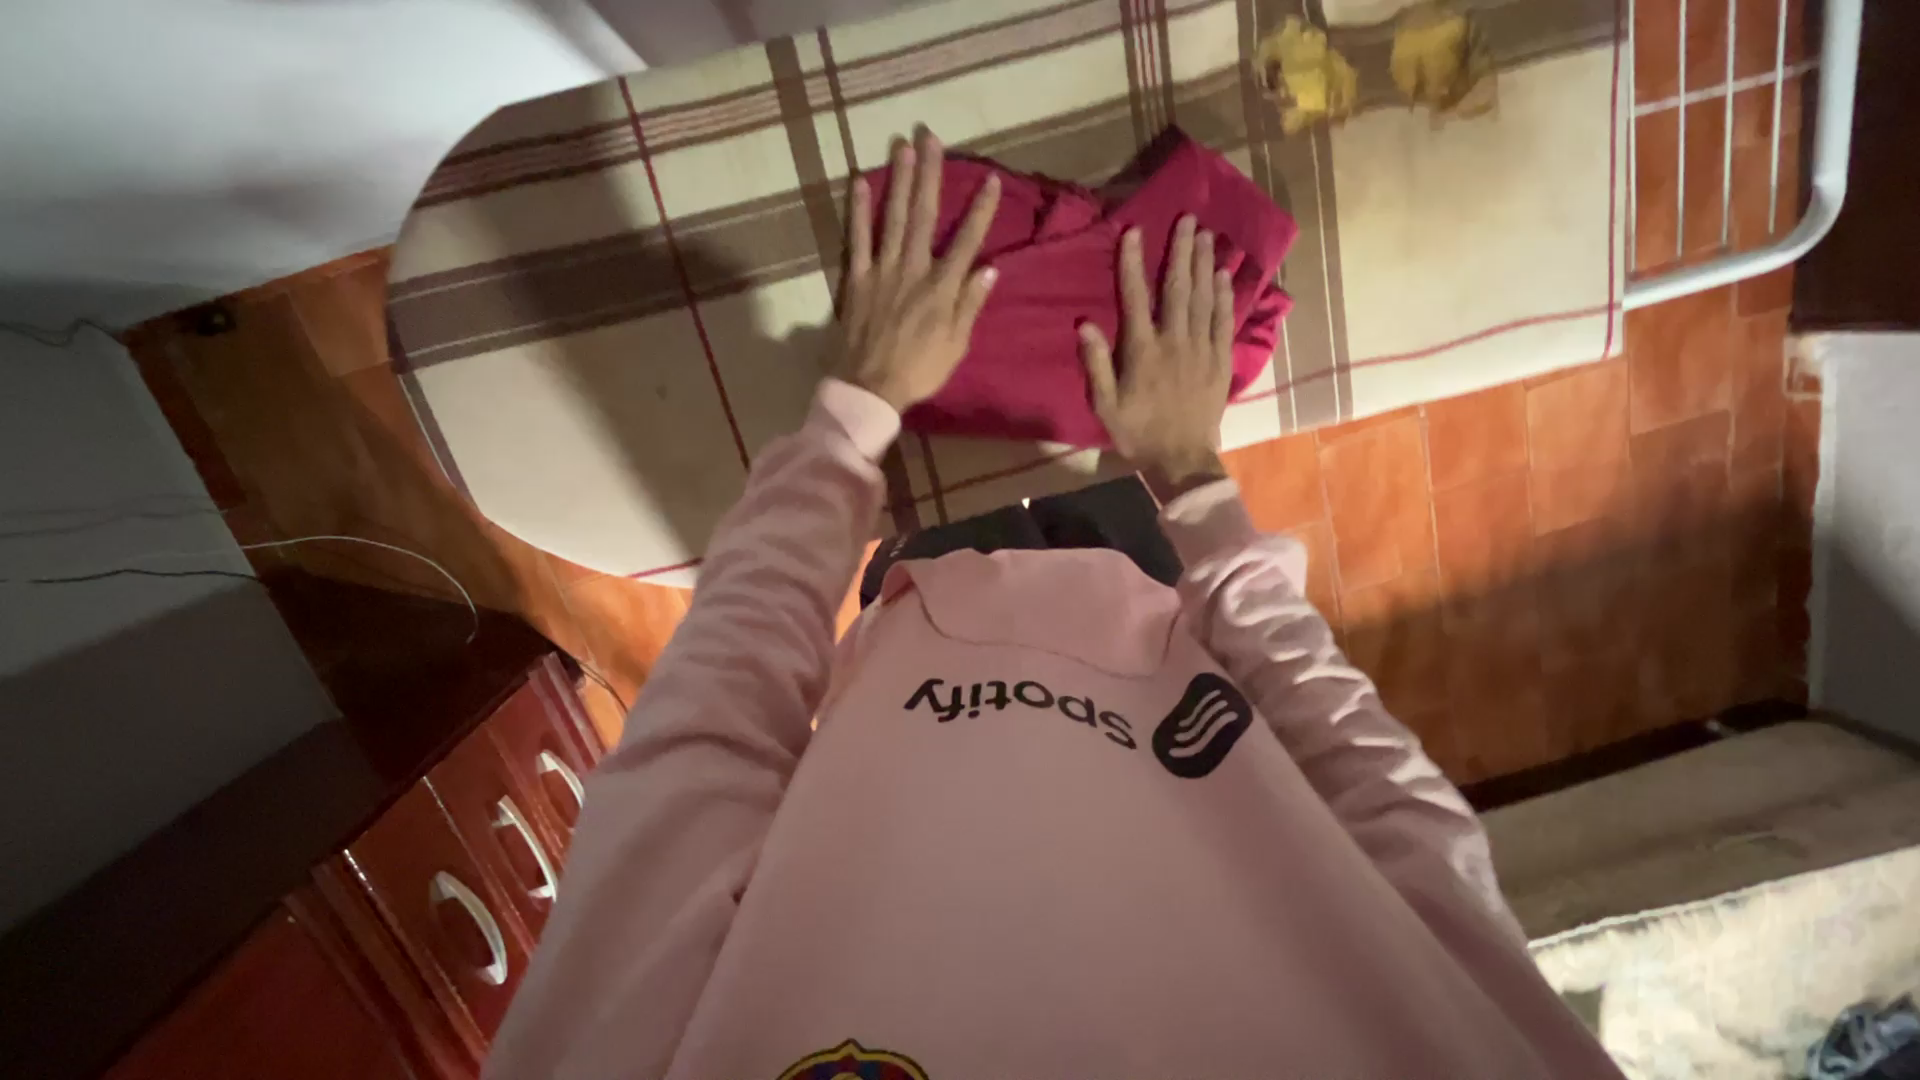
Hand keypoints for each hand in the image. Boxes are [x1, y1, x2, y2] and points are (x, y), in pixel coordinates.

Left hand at [837, 126, 1001, 411]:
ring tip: (902, 145)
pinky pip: (858, 239)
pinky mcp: (858, 279)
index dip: (981, 210)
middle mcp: (914, 270)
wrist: (870, 388)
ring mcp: (883, 271)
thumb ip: (970, 305)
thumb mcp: (956, 345)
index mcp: (942, 288)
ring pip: (893, 217)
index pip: (967, 241)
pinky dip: (859, 211)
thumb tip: (990, 269)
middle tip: (931, 136)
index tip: (992, 179)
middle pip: (925, 215)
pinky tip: (861, 182)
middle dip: (930, 173)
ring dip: (899, 180)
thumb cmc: (919, 371)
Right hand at [1079, 215, 1234, 487]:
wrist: (1181, 459)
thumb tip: (1085, 324)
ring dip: (1205, 264)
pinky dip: (1224, 295)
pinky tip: (1224, 275)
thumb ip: (1096, 364)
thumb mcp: (1105, 404)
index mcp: (1142, 351)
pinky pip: (1223, 320)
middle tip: (1188, 219)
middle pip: (1178, 287)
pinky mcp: (1220, 360)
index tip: (1134, 232)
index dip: (1132, 263)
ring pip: (1204, 297)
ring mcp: (1201, 349)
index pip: (1135, 298)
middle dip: (1181, 251)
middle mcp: (1174, 341)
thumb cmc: (1137, 432)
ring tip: (1207, 235)